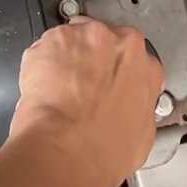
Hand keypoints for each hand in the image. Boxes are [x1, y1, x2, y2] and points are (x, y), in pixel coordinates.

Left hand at [8, 18, 164, 186]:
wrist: (67, 149)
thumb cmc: (102, 150)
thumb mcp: (142, 134)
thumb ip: (139, 103)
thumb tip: (130, 106)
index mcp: (144, 66)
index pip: (132, 57)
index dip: (116, 69)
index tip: (107, 79)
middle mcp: (117, 42)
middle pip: (102, 39)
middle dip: (91, 57)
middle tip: (80, 84)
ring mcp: (84, 36)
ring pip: (73, 39)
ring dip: (66, 58)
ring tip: (59, 90)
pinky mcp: (54, 38)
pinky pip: (46, 46)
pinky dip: (41, 63)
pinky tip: (43, 88)